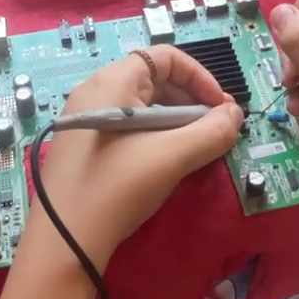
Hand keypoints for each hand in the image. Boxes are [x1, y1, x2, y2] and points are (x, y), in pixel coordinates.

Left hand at [17, 45, 244, 276]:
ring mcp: (87, 118)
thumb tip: (235, 115)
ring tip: (195, 150)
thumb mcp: (172, 157)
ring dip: (176, 122)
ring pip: (144, 105)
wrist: (63, 241)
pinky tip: (168, 163)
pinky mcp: (85, 145)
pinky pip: (129, 126)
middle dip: (191, 101)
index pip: (166, 56)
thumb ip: (211, 132)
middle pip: (156, 79)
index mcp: (113, 81)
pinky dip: (155, 136)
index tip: (221, 108)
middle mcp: (97, 91)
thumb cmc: (118, 186)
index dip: (200, 77)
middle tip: (214, 132)